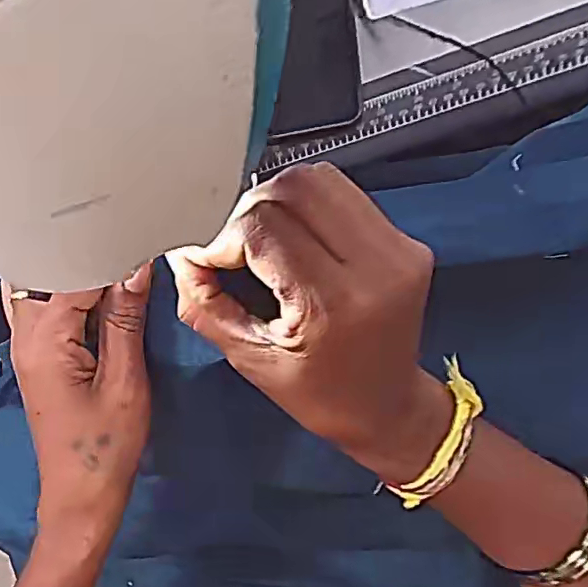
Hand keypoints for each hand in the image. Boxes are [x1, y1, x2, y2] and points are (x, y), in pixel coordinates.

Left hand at [4, 266, 153, 557]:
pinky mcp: (35, 359)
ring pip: (39, 287)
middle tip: (121, 254)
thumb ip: (126, 319)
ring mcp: (25, 348)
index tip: (135, 247)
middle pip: (44, 271)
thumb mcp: (126, 381)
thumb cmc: (102, 448)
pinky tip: (93, 300)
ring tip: (110, 274)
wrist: (80, 493)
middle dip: (83, 256)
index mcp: (44, 341)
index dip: (106, 254)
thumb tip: (134, 269)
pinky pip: (42, 310)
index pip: (70, 271)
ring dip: (72, 276)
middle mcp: (24, 339)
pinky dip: (66, 297)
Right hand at [167, 163, 451, 483]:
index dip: (223, 235)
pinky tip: (292, 239)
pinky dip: (306, 207)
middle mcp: (376, 267)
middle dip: (247, 211)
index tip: (211, 258)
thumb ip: (205, 304)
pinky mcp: (404, 241)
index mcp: (333, 305)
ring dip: (277, 201)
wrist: (384, 407)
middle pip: (294, 188)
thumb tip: (183, 255)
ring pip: (320, 179)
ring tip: (262, 240)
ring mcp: (397, 249)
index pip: (263, 225)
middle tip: (233, 246)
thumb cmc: (322, 395)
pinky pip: (343, 195)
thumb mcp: (250, 359)